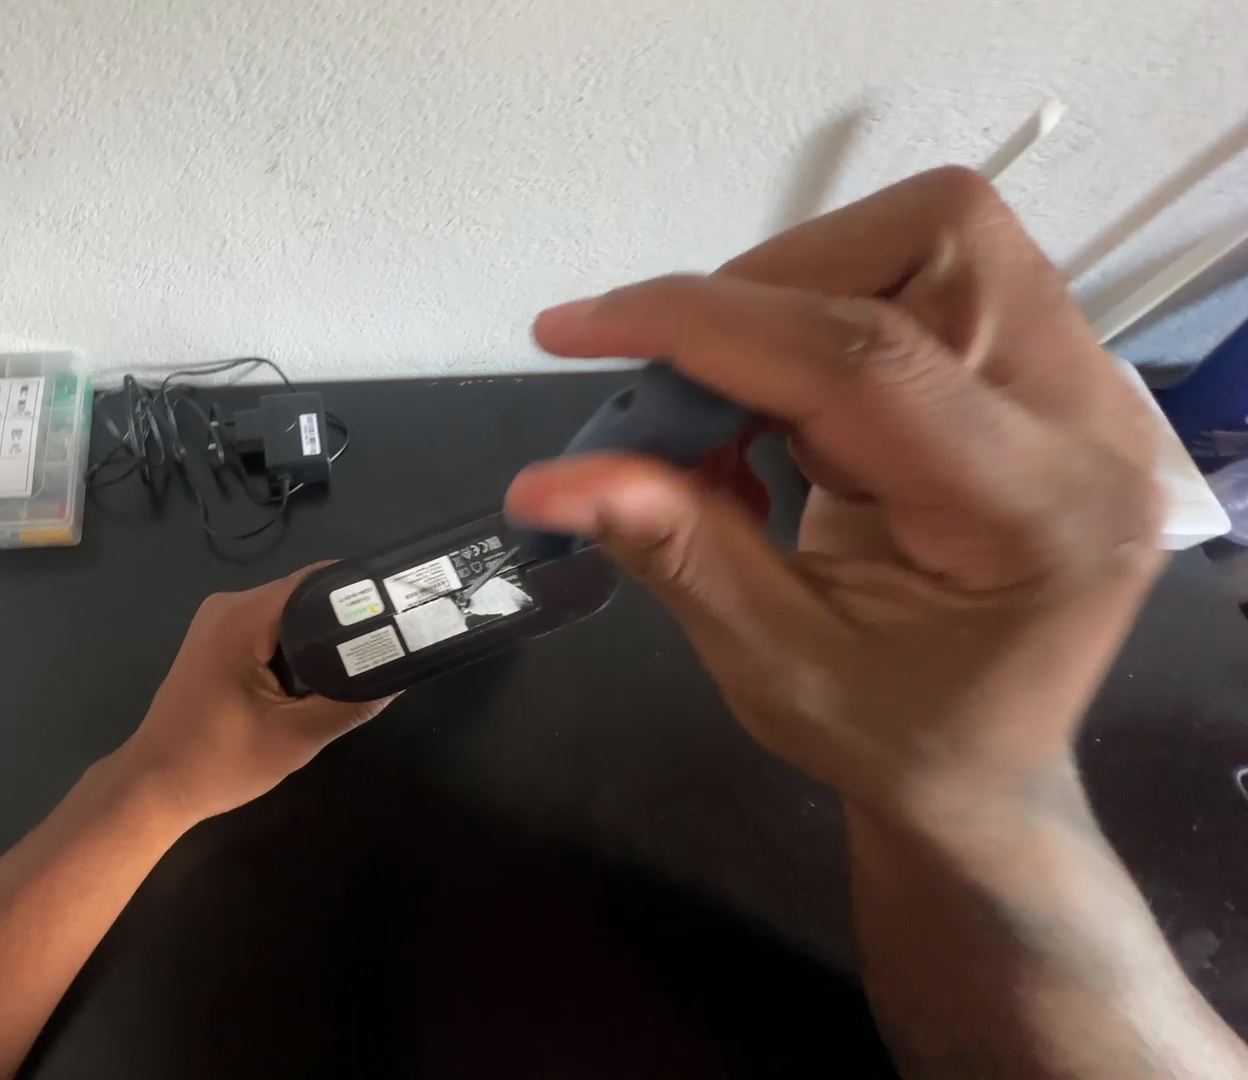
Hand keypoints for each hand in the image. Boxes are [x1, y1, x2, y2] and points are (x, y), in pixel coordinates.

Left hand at [114, 564, 392, 822]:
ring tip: (365, 654)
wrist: (154, 786)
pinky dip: (294, 644)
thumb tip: (397, 677)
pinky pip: (267, 627)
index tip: (398, 603)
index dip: (358, 588)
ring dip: (319, 632)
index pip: (313, 581)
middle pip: (301, 594)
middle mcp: (227, 606)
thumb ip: (351, 704)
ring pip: (285, 612)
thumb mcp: (295, 738)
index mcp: (241, 618)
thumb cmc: (219, 763)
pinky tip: (321, 669)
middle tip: (390, 636)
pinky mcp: (215, 640)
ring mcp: (216, 622)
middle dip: (344, 614)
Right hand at [505, 167, 1163, 815]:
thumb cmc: (883, 729)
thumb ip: (667, 548)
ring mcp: (1063, 384)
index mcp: (1027, 510)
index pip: (856, 358)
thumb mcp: (761, 656)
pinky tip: (751, 422)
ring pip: (917, 242)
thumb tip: (542, 484)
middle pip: (923, 245)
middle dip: (753, 295)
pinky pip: (901, 284)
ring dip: (774, 303)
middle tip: (666, 390)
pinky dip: (789, 331)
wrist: (979, 760)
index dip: (694, 326)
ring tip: (709, 410)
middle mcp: (1078, 418)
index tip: (568, 332)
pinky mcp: (1023, 372)